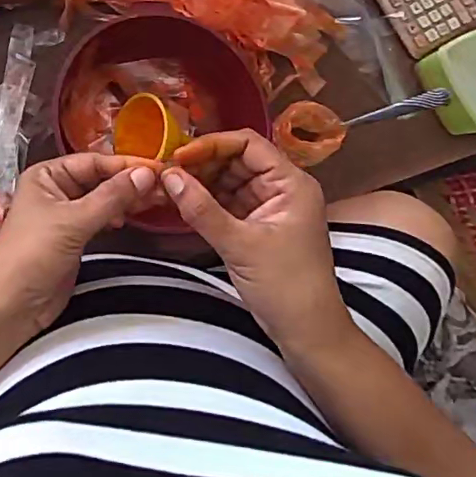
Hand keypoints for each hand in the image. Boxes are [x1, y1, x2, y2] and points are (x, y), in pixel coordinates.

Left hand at [0, 154, 161, 334]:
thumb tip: (146, 173)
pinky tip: (132, 217)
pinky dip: (117, 216)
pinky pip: (100, 218)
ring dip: (126, 199)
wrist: (12, 304)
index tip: (158, 168)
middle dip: (129, 182)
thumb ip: (111, 197)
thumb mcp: (74, 221)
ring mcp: (63, 214)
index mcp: (46, 175)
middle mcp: (54, 189)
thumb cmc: (33, 254)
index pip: (92, 161)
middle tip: (164, 186)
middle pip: (98, 178)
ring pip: (101, 199)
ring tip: (156, 200)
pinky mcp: (72, 237)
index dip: (125, 165)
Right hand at [162, 130, 352, 347]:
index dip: (212, 145)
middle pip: (237, 158)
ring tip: (169, 185)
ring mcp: (269, 206)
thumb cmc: (285, 286)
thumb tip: (168, 176)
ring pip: (229, 179)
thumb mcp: (239, 245)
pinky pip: (227, 200)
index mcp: (291, 183)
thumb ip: (201, 208)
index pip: (248, 144)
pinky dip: (206, 200)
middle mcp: (282, 187)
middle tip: (167, 171)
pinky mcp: (257, 224)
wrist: (308, 332)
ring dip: (201, 181)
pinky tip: (182, 201)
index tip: (179, 156)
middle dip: (202, 163)